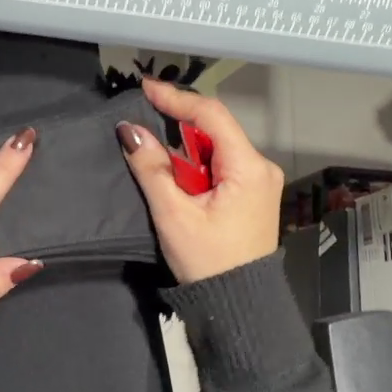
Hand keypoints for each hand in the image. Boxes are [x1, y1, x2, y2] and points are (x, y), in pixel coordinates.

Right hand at [117, 78, 283, 283]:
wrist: (238, 302)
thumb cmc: (208, 261)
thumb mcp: (173, 215)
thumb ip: (152, 169)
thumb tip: (131, 132)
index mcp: (248, 168)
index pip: (211, 116)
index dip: (177, 98)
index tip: (146, 88)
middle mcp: (260, 168)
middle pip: (215, 130)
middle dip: (178, 124)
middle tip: (143, 118)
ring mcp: (258, 182)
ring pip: (215, 149)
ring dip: (184, 149)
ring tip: (152, 150)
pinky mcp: (250, 196)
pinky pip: (220, 167)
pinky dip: (195, 166)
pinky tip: (174, 174)